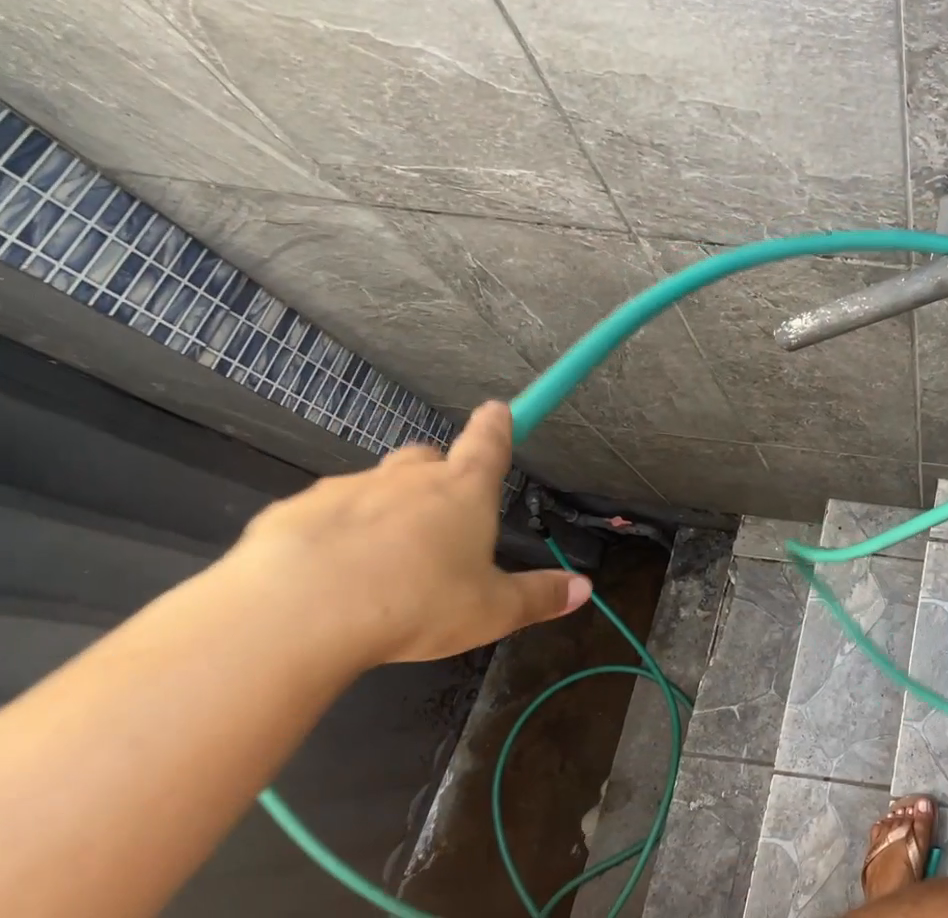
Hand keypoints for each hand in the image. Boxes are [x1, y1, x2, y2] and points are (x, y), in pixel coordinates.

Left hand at [220, 401, 589, 666]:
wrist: (295, 614)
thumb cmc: (415, 604)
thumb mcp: (491, 611)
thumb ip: (538, 597)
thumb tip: (583, 588)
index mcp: (462, 491)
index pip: (487, 443)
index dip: (496, 425)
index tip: (497, 407)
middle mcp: (407, 479)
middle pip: (425, 458)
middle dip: (434, 473)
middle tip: (438, 513)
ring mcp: (344, 491)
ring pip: (371, 488)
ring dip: (380, 510)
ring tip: (378, 562)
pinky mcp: (289, 514)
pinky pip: (318, 518)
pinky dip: (328, 536)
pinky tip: (326, 578)